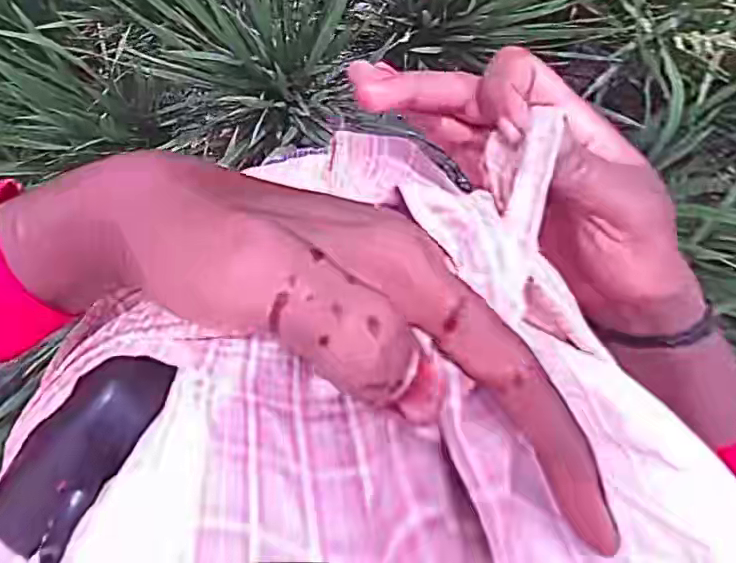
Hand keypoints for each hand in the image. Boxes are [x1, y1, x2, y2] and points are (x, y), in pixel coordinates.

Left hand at [0, 150, 618, 554]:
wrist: (140, 214)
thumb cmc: (195, 237)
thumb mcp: (265, 274)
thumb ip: (347, 321)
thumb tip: (424, 388)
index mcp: (396, 257)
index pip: (496, 348)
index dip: (552, 430)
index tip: (595, 520)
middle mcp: (395, 267)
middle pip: (488, 353)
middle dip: (537, 429)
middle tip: (571, 519)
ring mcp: (364, 282)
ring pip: (448, 358)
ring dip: (488, 421)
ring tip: (519, 494)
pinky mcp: (334, 302)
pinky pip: (401, 359)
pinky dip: (430, 403)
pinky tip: (427, 435)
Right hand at [349, 47, 703, 335]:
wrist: (628, 315)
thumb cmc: (640, 252)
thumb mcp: (624, 201)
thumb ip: (573, 157)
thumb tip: (515, 117)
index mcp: (563, 119)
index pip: (518, 75)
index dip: (499, 90)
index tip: (502, 127)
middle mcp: (525, 132)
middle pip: (466, 91)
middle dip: (420, 85)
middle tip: (372, 85)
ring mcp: (499, 162)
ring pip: (446, 117)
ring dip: (406, 101)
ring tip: (365, 89)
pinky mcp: (479, 195)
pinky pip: (441, 157)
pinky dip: (412, 137)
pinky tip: (383, 126)